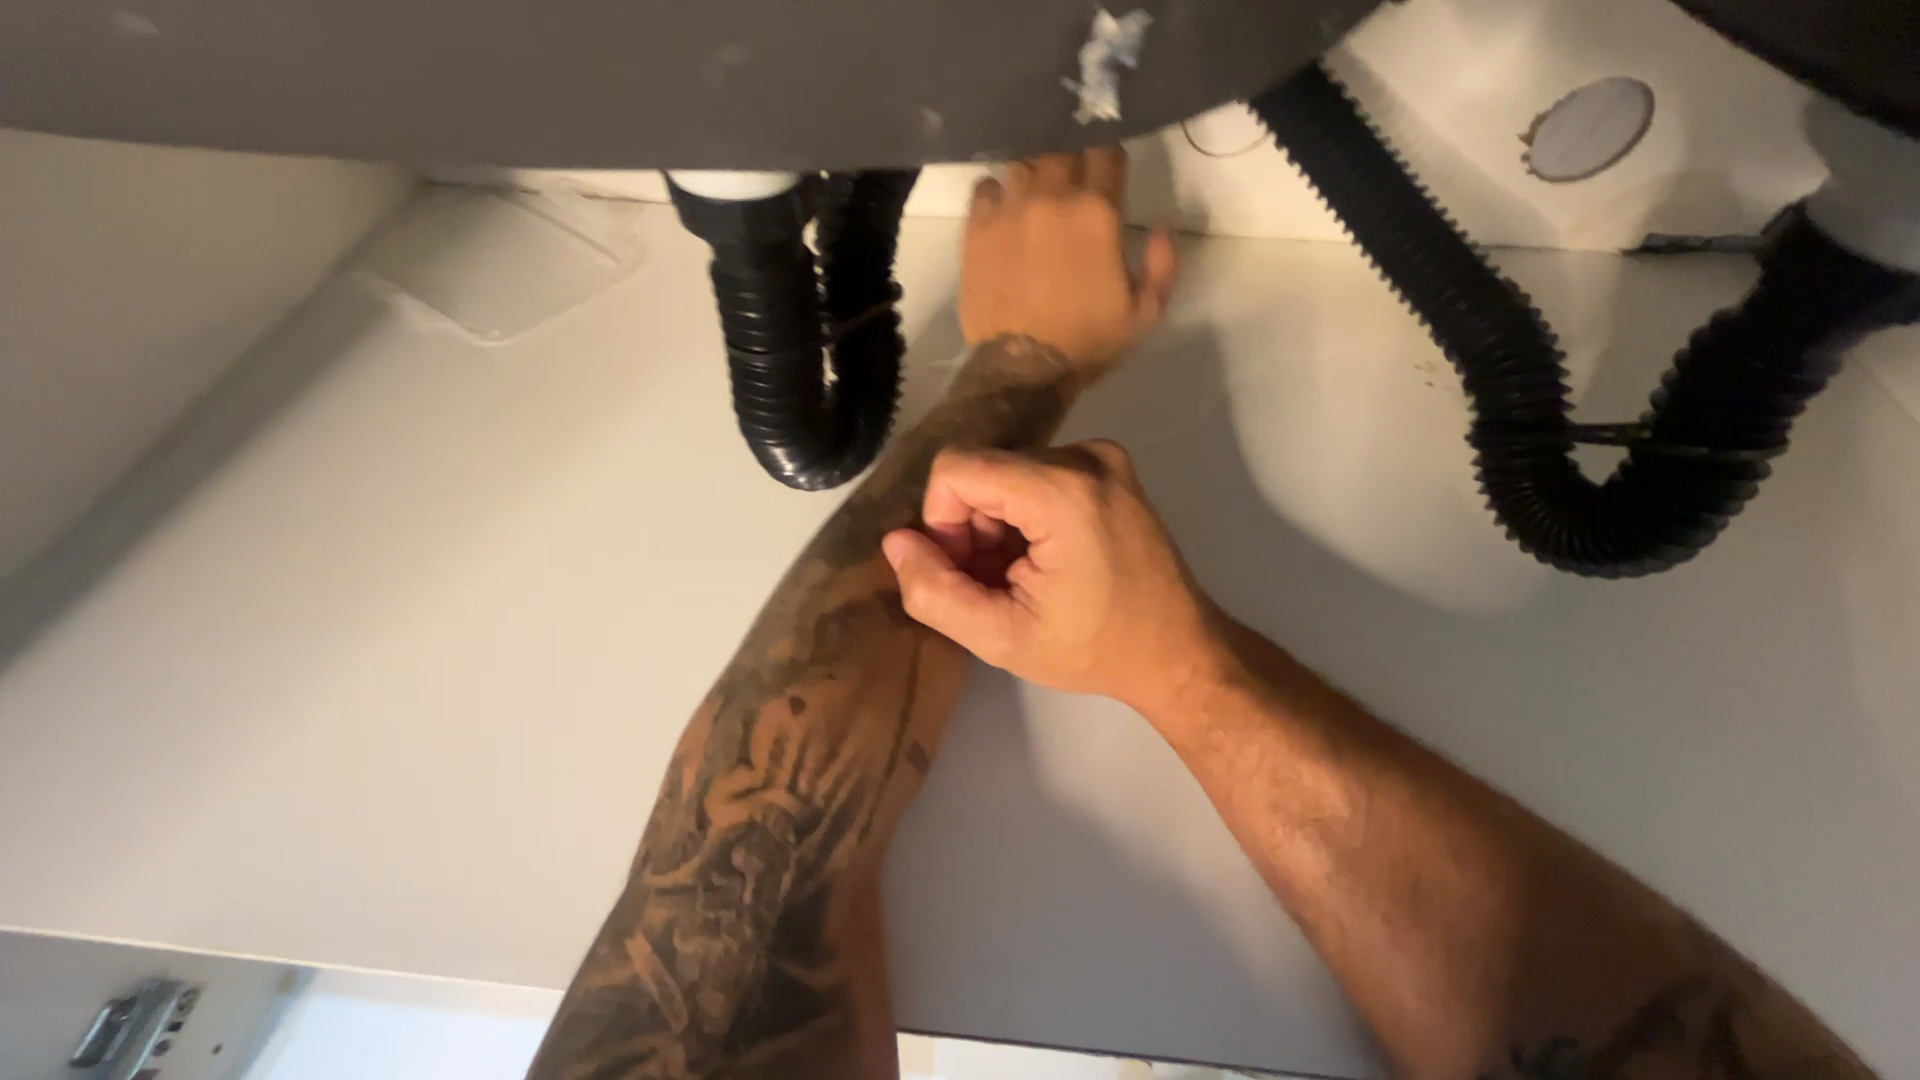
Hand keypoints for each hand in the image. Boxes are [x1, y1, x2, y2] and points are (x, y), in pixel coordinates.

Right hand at [881, 440, 1219, 712]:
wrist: (1178, 652)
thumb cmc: (1092, 650)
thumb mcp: (1000, 638)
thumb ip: (934, 591)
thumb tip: (896, 541)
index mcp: (1063, 490)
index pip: (956, 468)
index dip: (942, 521)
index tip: (967, 571)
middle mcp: (1085, 456)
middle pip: (983, 470)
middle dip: (971, 527)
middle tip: (995, 584)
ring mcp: (1102, 456)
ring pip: (1005, 474)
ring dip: (995, 525)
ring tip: (1021, 578)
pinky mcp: (1109, 467)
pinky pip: (1035, 476)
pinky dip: (1022, 516)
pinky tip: (1043, 561)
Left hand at [962, 148, 1178, 383]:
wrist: (1023, 368)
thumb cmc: (1087, 343)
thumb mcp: (1145, 314)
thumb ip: (1163, 265)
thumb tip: (1161, 227)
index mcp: (1097, 212)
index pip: (1107, 153)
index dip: (1109, 157)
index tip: (1107, 171)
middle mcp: (1052, 198)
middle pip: (1061, 148)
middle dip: (1070, 158)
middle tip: (1070, 181)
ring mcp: (1009, 210)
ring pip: (1022, 162)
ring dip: (1032, 172)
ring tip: (1035, 193)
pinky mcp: (976, 229)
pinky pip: (984, 187)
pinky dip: (995, 192)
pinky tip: (1003, 211)